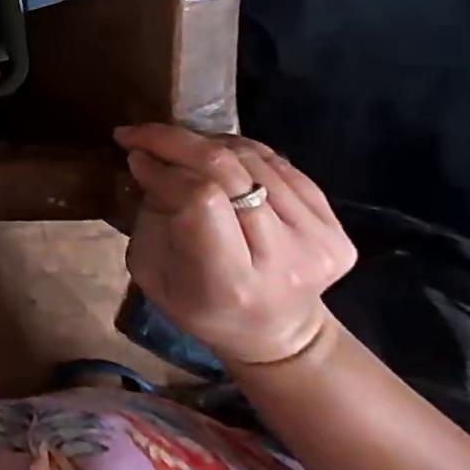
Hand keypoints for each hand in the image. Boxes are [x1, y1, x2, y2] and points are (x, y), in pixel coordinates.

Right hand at [116, 124, 357, 366]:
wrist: (279, 335)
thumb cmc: (201, 308)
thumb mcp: (153, 274)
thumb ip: (149, 217)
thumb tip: (149, 160)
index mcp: (231, 282)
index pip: (200, 199)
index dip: (163, 169)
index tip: (134, 156)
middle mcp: (283, 260)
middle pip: (227, 171)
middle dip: (175, 141)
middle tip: (141, 134)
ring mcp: (317, 240)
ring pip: (250, 159)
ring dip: (203, 142)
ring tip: (175, 146)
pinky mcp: (335, 226)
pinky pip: (277, 163)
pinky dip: (237, 149)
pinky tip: (214, 156)